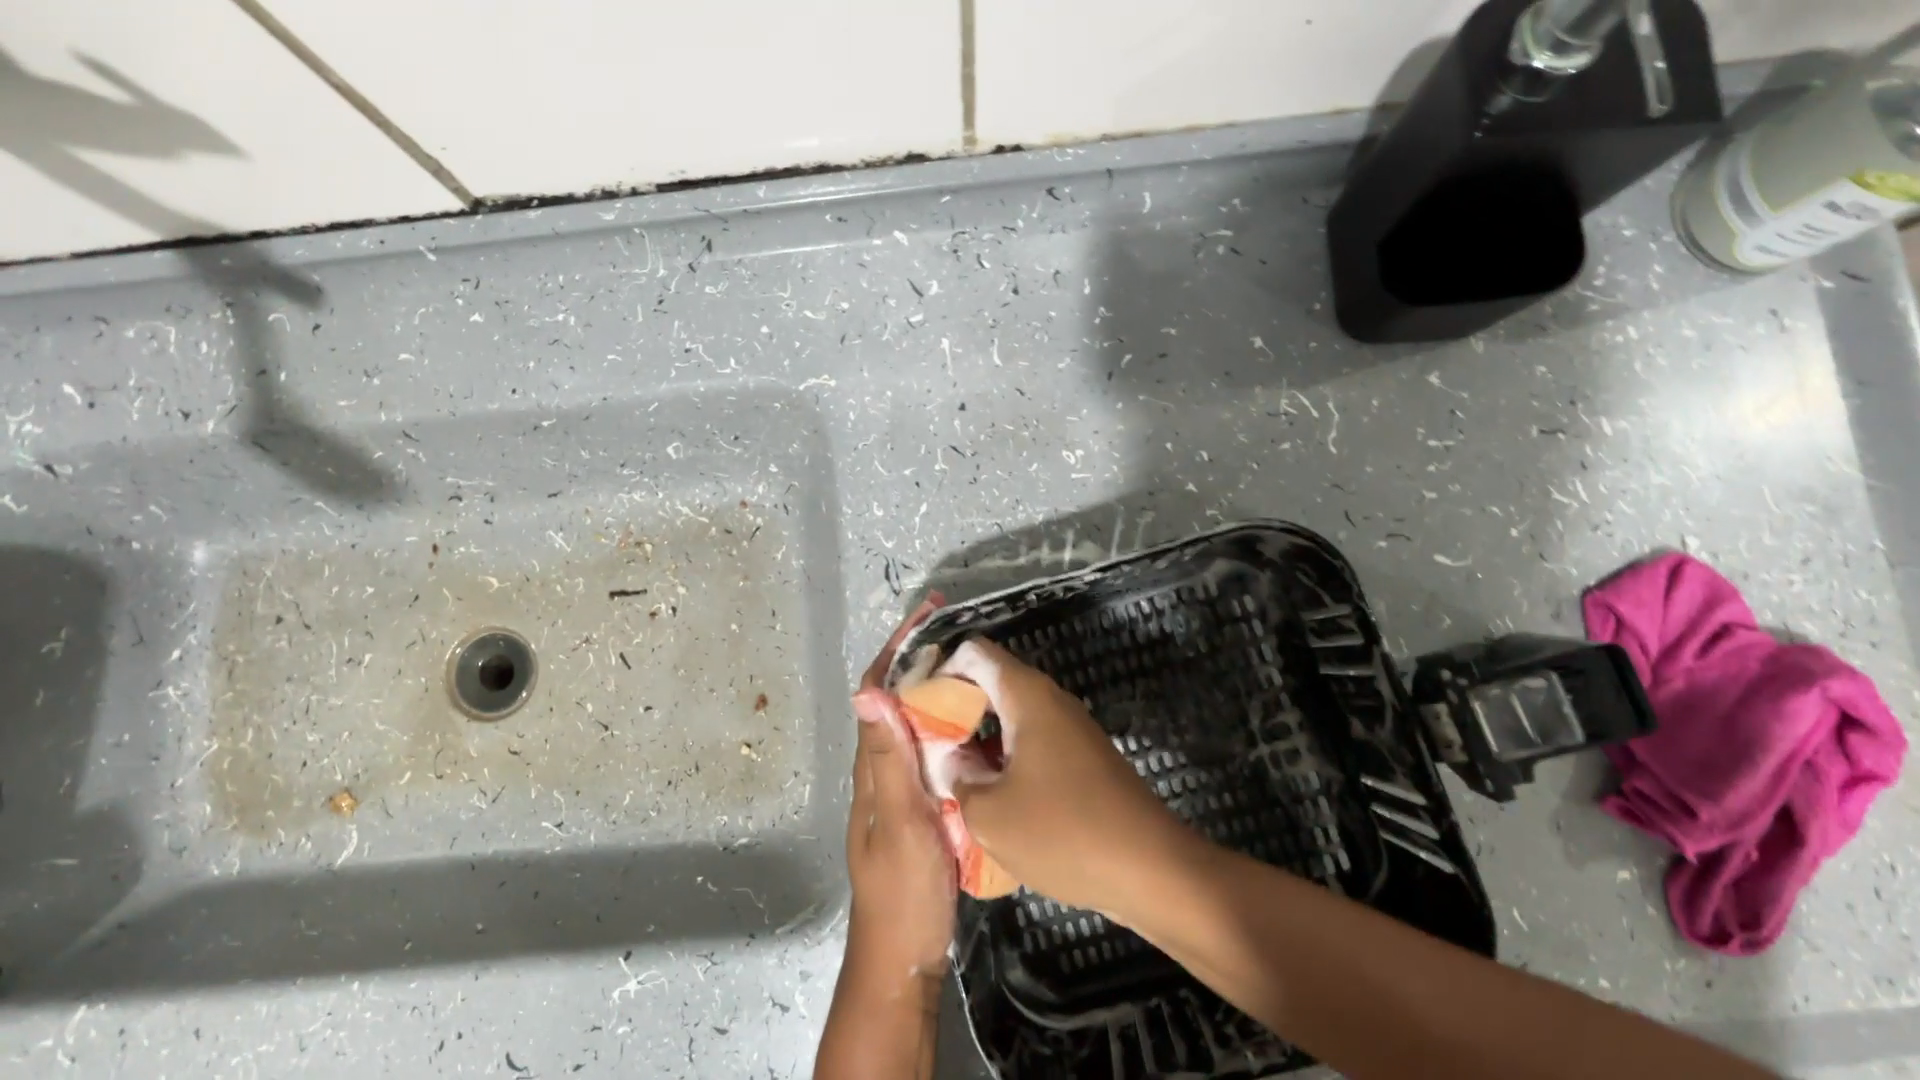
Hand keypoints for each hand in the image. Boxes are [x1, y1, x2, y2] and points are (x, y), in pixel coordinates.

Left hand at [844, 597, 954, 979]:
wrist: (904, 956)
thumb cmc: (903, 892)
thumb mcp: (902, 823)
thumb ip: (888, 759)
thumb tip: (869, 688)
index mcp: (873, 767)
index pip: (878, 690)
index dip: (898, 648)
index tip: (929, 613)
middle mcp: (882, 771)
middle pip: (896, 701)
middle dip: (921, 661)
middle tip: (963, 635)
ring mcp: (901, 791)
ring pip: (915, 726)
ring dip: (937, 690)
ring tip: (977, 669)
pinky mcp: (922, 809)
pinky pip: (933, 753)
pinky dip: (952, 727)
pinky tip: (982, 728)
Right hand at [941, 639, 1192, 917]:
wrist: (1151, 870)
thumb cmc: (1063, 832)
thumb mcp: (988, 812)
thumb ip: (955, 775)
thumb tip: (946, 757)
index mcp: (1027, 696)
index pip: (973, 652)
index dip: (936, 671)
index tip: (910, 707)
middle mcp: (1050, 702)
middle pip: (989, 683)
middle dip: (951, 710)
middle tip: (919, 746)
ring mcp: (1069, 732)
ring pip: (1009, 720)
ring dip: (976, 742)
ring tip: (943, 776)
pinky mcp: (1081, 762)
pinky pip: (1030, 746)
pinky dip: (1003, 762)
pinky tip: (985, 799)